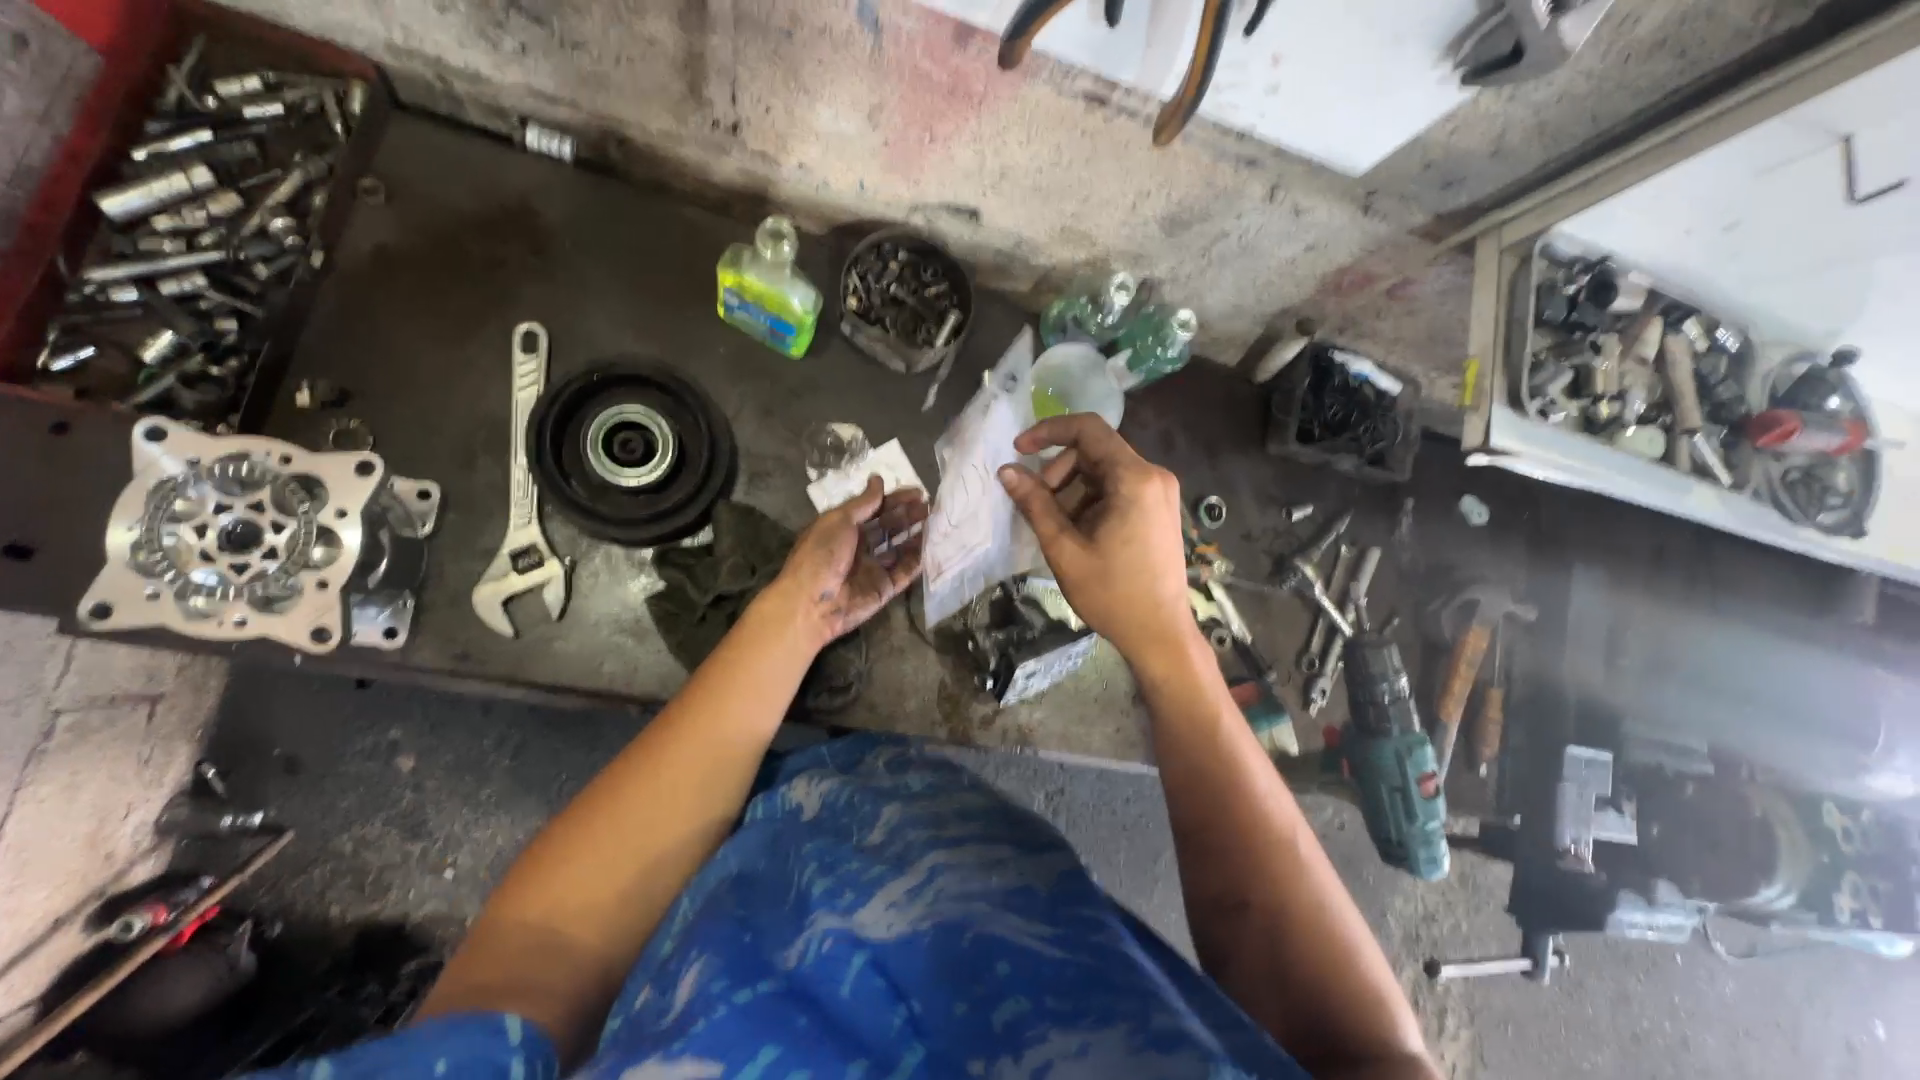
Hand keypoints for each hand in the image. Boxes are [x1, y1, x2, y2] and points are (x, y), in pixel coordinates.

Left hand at [765, 476, 926, 647]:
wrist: (811, 603)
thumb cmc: (821, 554)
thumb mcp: (839, 520)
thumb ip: (863, 503)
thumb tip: (878, 479)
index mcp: (844, 528)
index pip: (874, 510)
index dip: (895, 501)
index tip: (918, 493)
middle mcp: (859, 547)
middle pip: (888, 528)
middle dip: (909, 516)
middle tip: (931, 507)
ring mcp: (873, 569)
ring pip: (899, 549)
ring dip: (916, 536)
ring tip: (936, 523)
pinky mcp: (884, 588)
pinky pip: (905, 572)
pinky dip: (918, 560)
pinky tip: (933, 547)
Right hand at [997, 415, 1196, 663]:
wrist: (1160, 634)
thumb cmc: (1112, 595)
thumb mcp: (1064, 549)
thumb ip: (1035, 504)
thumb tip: (1006, 471)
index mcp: (1135, 479)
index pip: (1088, 429)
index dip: (1049, 431)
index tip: (1019, 450)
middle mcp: (1153, 475)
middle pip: (1094, 451)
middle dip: (1059, 473)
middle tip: (1039, 508)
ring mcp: (1160, 492)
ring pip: (1103, 471)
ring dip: (1073, 490)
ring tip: (1059, 529)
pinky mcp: (1159, 508)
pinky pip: (1117, 489)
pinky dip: (1091, 501)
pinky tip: (1079, 533)